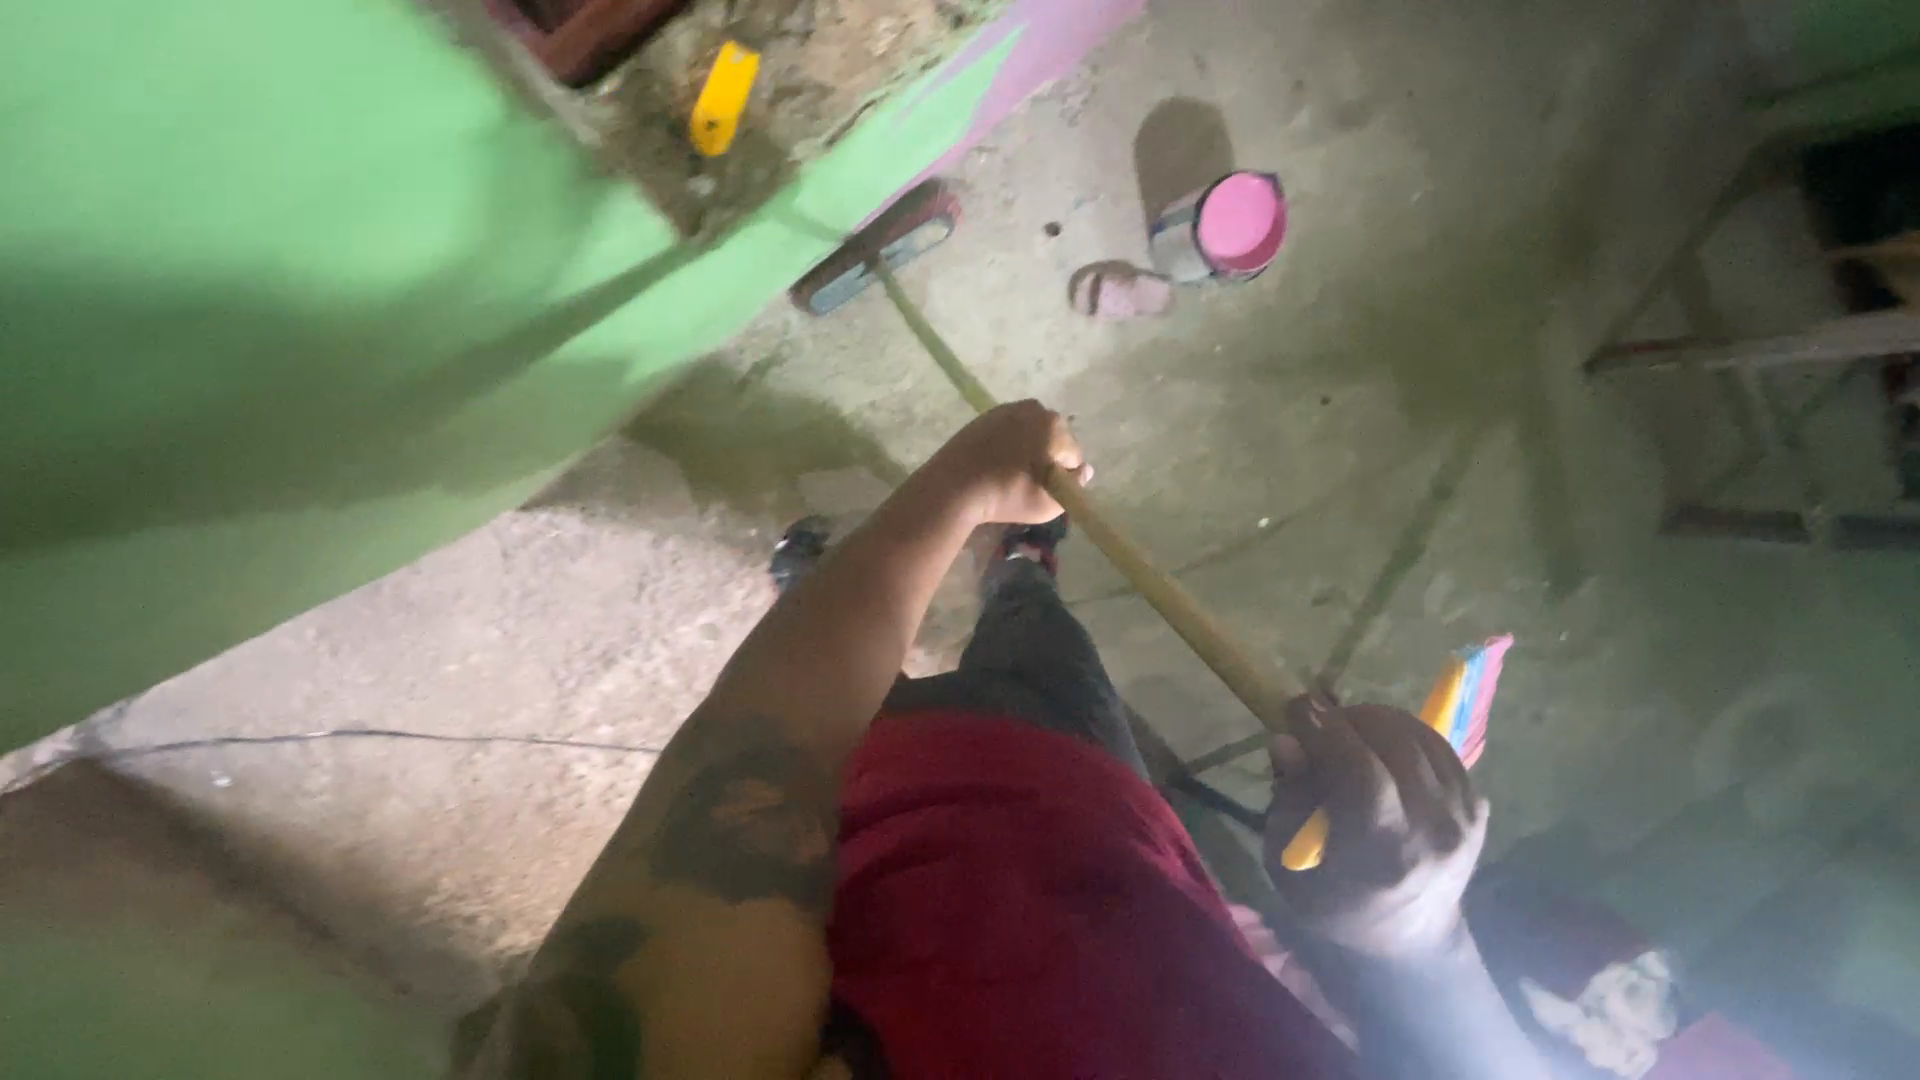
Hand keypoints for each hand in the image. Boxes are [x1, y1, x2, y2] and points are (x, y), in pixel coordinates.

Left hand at [923, 400, 1091, 524]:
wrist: (955, 485)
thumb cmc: (1008, 495)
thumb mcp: (1049, 503)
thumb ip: (1073, 485)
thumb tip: (1084, 471)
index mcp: (1055, 426)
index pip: (1072, 455)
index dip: (1064, 476)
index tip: (1048, 491)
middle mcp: (1035, 409)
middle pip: (1052, 438)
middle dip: (1047, 457)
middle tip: (1030, 482)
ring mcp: (1006, 409)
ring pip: (1029, 432)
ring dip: (1027, 448)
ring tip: (1012, 474)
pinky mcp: (984, 416)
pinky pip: (1007, 431)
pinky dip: (1007, 444)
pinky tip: (996, 464)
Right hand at [1264, 695, 1487, 960]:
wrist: (1408, 937)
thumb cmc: (1331, 900)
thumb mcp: (1287, 861)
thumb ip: (1288, 798)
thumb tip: (1285, 741)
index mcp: (1384, 852)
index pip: (1363, 772)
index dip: (1327, 729)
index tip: (1295, 706)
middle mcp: (1435, 830)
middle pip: (1395, 742)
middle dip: (1346, 717)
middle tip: (1316, 724)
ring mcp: (1464, 817)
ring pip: (1418, 734)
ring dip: (1373, 721)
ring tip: (1344, 734)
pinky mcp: (1478, 806)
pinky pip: (1437, 745)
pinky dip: (1400, 735)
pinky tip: (1377, 750)